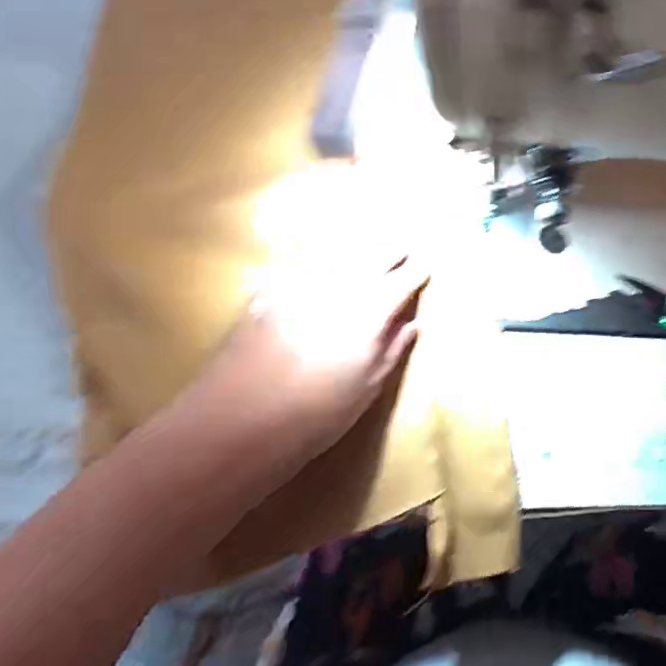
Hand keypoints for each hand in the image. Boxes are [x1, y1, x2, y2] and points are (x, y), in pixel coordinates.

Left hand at [135, 251, 429, 485]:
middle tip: (401, 246)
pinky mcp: (267, 293)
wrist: (240, 421)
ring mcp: (298, 287)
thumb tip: (411, 324)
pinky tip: (312, 255)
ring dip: (354, 249)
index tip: (425, 266)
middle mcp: (337, 289)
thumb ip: (391, 351)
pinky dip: (310, 257)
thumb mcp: (366, 389)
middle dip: (388, 252)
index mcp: (369, 313)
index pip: (400, 284)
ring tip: (366, 244)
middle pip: (368, 259)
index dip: (415, 274)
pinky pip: (295, 264)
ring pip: (333, 255)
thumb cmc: (317, 415)